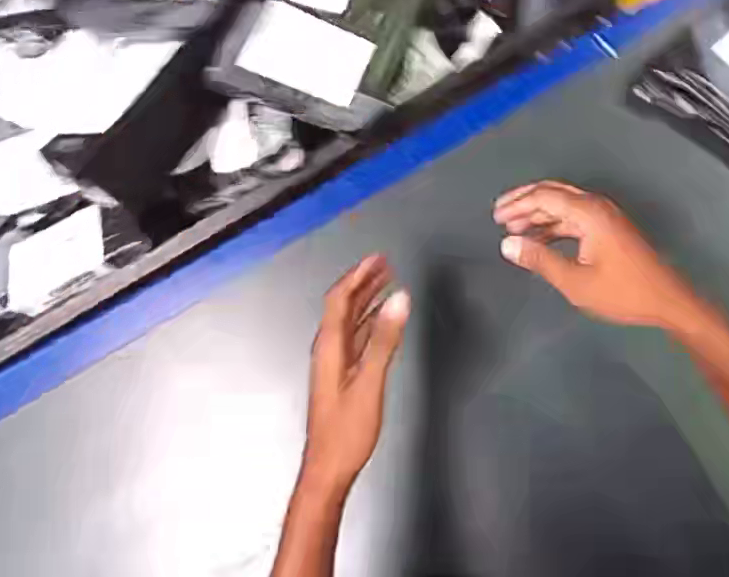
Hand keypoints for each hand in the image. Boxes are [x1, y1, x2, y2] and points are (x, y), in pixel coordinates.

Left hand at [298, 255, 409, 496]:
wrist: (328, 471)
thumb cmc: (347, 429)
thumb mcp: (370, 381)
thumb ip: (385, 339)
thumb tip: (400, 297)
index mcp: (330, 346)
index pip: (340, 299)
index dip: (357, 275)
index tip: (377, 258)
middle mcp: (329, 349)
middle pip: (344, 305)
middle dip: (364, 281)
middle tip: (385, 263)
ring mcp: (335, 363)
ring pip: (351, 320)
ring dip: (368, 298)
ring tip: (388, 281)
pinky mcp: (344, 375)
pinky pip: (358, 335)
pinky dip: (372, 319)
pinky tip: (385, 318)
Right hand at [494, 181, 709, 331]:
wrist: (666, 299)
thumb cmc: (622, 292)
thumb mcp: (575, 281)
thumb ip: (540, 260)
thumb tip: (508, 244)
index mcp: (588, 212)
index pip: (545, 196)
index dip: (518, 203)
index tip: (496, 216)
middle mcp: (596, 205)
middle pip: (553, 192)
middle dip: (525, 202)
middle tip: (500, 215)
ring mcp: (604, 215)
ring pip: (563, 204)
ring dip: (538, 214)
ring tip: (514, 229)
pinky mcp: (608, 227)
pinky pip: (574, 216)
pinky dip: (554, 224)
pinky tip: (539, 238)